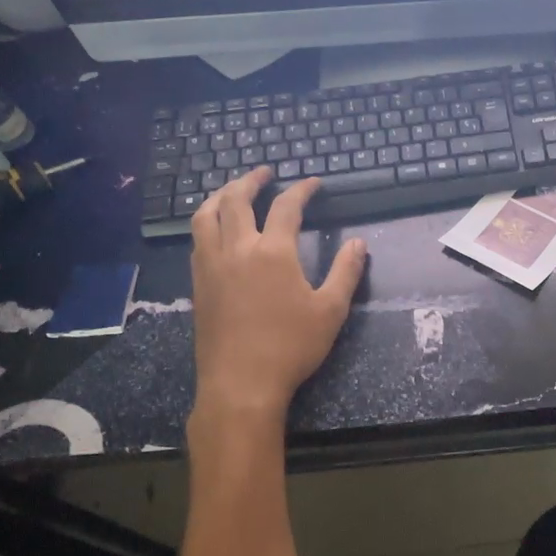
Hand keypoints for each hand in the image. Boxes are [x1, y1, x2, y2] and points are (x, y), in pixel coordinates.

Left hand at [189, 168, 366, 418]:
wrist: (241, 383)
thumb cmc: (292, 346)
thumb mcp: (331, 311)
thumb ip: (345, 272)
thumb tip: (358, 244)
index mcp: (273, 252)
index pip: (287, 207)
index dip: (301, 190)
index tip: (312, 182)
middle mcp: (237, 249)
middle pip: (236, 200)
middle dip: (250, 180)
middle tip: (264, 172)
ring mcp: (211, 265)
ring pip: (206, 215)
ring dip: (220, 196)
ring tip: (232, 191)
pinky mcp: (198, 284)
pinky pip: (197, 239)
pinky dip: (207, 222)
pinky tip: (216, 230)